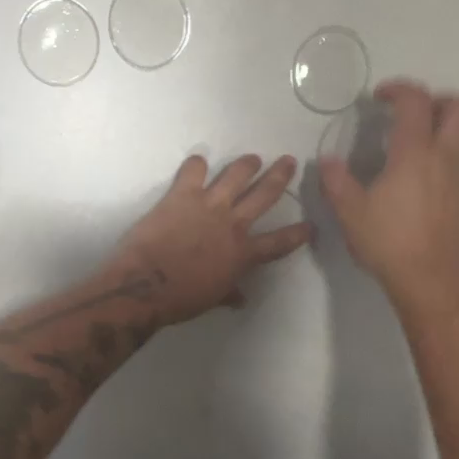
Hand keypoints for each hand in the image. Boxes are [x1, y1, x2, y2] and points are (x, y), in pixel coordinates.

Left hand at [109, 155, 314, 325]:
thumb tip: (240, 299)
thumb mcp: (211, 299)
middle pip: (264, 195)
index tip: (310, 225)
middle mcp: (233, 224)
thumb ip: (228, 292)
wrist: (147, 285)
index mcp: (243, 254)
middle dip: (279, 177)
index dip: (297, 234)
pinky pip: (194, 170)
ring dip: (246, 164)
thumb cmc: (181, 299)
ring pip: (236, 175)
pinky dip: (196, 164)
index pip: (278, 242)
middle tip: (288, 161)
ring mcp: (209, 205)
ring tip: (252, 158)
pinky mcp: (183, 194)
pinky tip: (198, 161)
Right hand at [320, 80, 458, 320]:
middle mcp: (443, 156)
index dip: (399, 89)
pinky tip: (420, 173)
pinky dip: (444, 151)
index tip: (379, 96)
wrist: (429, 277)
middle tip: (409, 113)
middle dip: (435, 100)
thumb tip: (327, 161)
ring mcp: (458, 176)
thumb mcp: (350, 212)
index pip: (415, 102)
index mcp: (414, 153)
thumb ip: (337, 182)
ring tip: (415, 140)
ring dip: (444, 125)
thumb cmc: (388, 241)